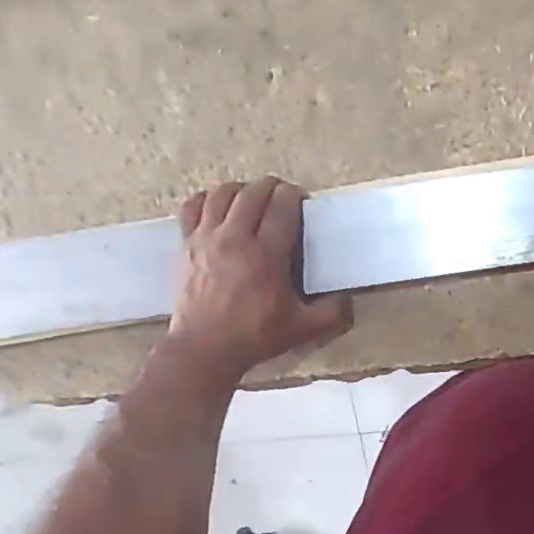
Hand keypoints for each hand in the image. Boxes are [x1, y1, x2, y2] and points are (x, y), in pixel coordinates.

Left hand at [166, 176, 352, 380]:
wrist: (207, 346)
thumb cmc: (258, 335)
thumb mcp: (306, 328)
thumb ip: (334, 312)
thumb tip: (347, 296)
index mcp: (266, 255)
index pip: (281, 209)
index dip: (294, 197)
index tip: (303, 200)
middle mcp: (234, 238)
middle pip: (252, 194)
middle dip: (271, 187)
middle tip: (284, 194)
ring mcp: (205, 238)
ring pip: (222, 194)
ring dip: (242, 189)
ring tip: (254, 196)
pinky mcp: (186, 243)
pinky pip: (193, 206)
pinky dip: (208, 198)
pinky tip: (219, 205)